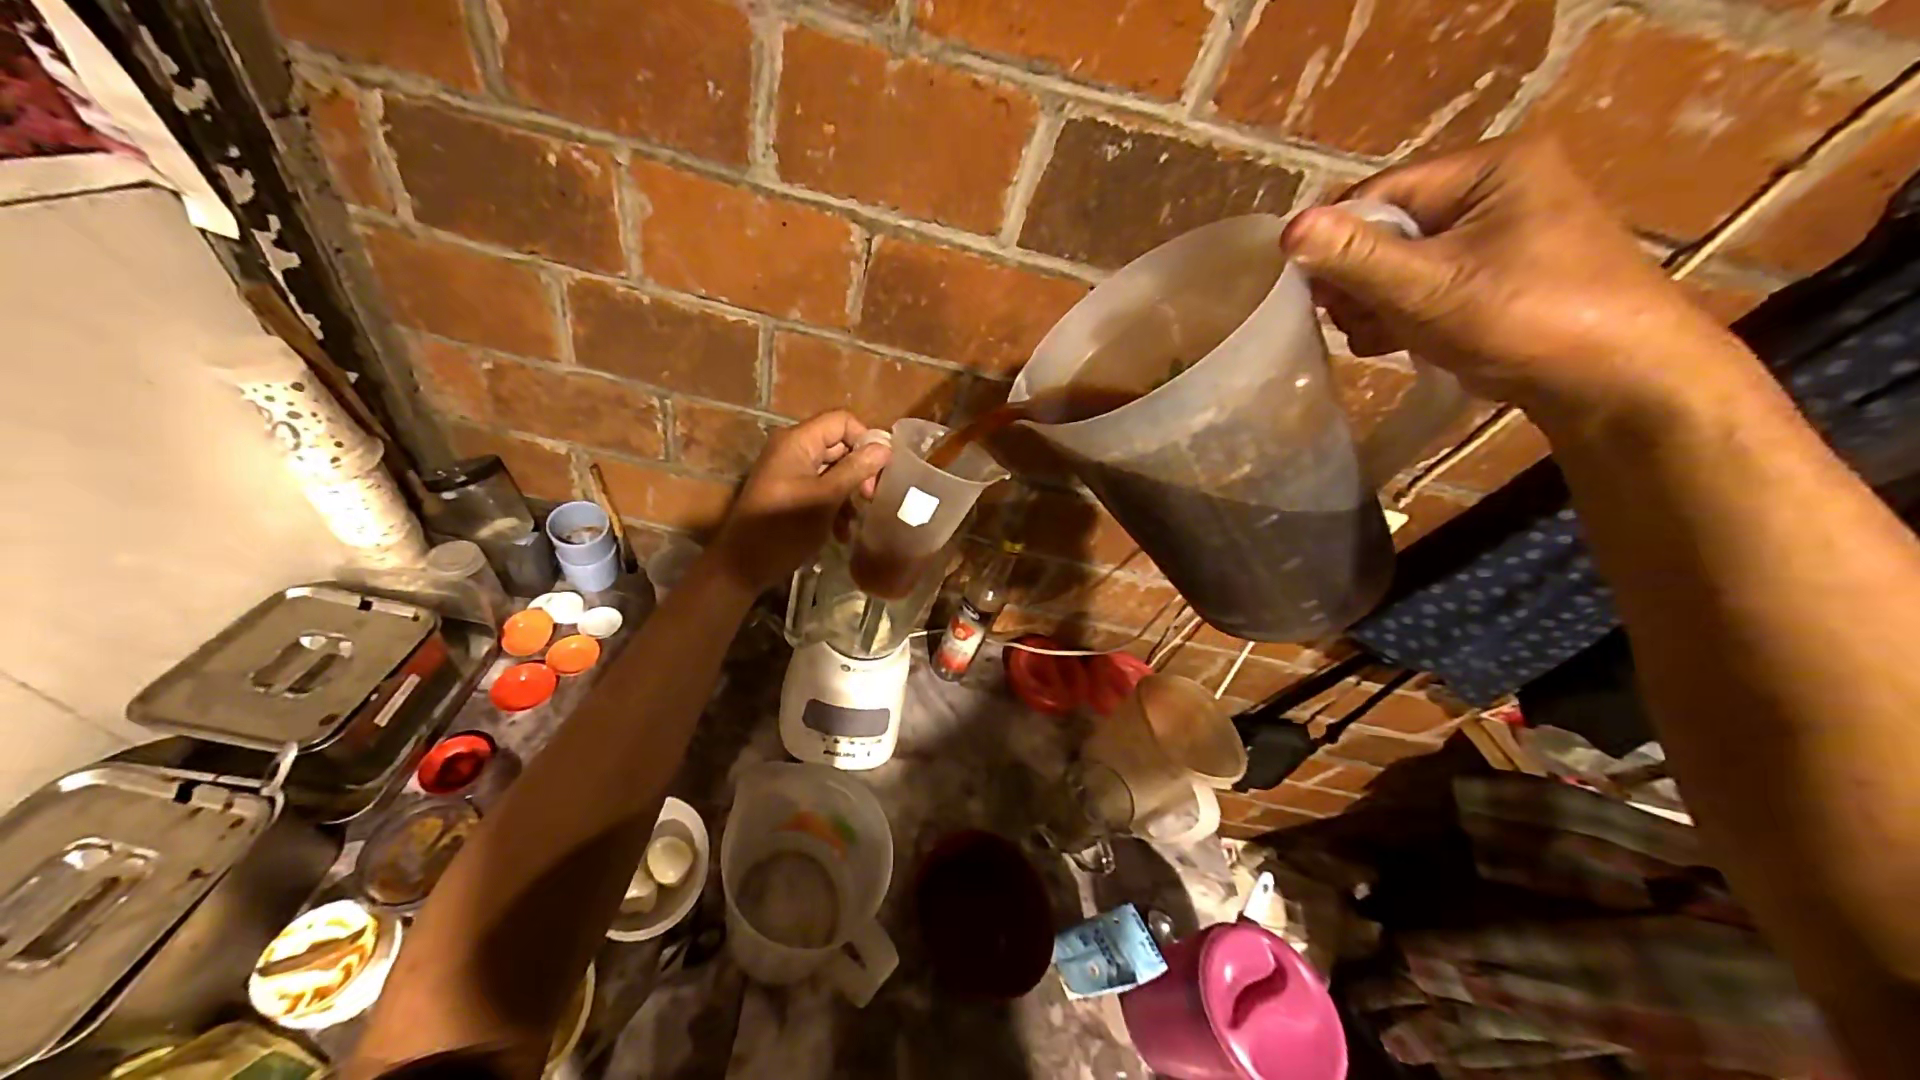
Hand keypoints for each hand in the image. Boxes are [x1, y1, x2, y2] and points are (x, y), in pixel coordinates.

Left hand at [710, 410, 890, 589]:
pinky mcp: (790, 492)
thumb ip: (855, 470)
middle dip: (860, 470)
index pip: (842, 421)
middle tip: (872, 499)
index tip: (881, 471)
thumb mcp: (824, 499)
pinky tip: (842, 531)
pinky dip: (835, 505)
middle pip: (839, 444)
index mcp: (797, 441)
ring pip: (833, 469)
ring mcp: (790, 471)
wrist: (742, 566)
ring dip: (849, 492)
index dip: (865, 440)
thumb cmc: (782, 529)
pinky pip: (821, 487)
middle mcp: (793, 449)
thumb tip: (885, 447)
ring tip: (857, 520)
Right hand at [1282, 137, 1759, 432]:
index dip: (1337, 242)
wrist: (1613, 379)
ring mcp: (1491, 234)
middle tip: (1357, 320)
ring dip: (1374, 306)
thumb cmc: (1526, 318)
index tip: (1314, 294)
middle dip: (1359, 283)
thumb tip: (1288, 229)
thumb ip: (1357, 257)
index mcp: (1488, 167)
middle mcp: (1490, 189)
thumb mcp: (1429, 286)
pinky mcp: (1488, 275)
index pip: (1378, 194)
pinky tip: (1398, 342)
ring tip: (1383, 337)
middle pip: (1383, 231)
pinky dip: (1398, 316)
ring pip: (1393, 265)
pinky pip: (1418, 286)